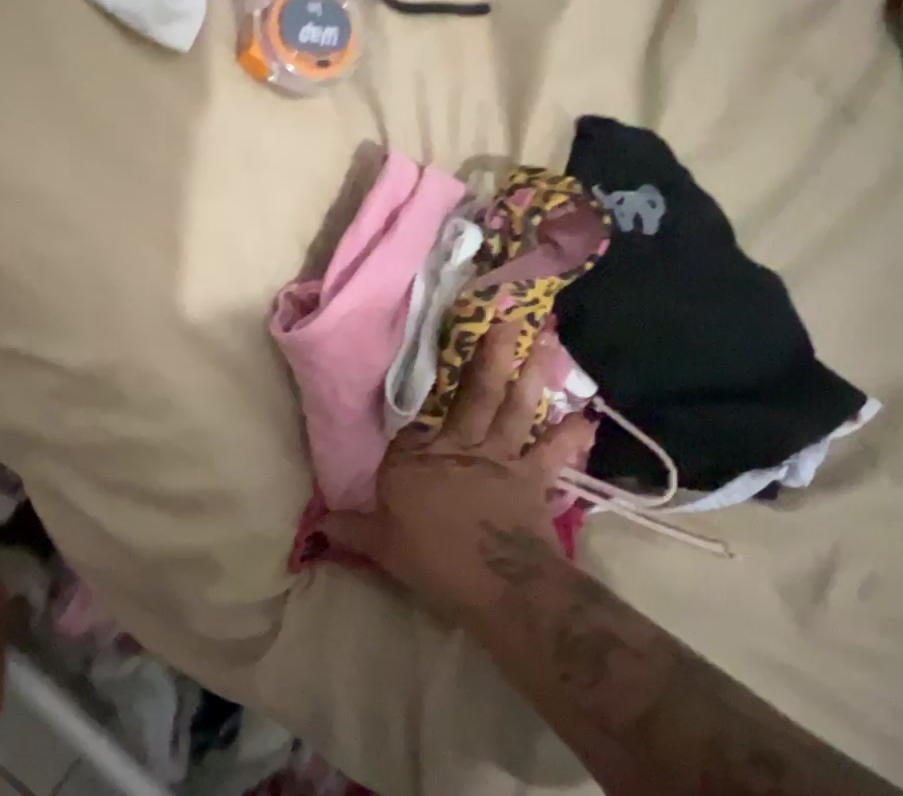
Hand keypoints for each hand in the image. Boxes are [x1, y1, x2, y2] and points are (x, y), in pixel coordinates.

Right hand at [319, 319, 594, 616]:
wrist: (499, 586)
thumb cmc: (433, 561)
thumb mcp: (380, 546)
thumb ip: (351, 528)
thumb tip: (314, 525)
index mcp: (414, 460)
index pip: (411, 419)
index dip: (418, 386)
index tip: (424, 352)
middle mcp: (456, 447)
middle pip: (473, 394)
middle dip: (490, 354)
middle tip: (509, 317)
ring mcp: (499, 459)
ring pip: (516, 409)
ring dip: (532, 374)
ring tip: (549, 340)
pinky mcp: (532, 479)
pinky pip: (553, 452)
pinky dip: (571, 435)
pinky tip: (588, 416)